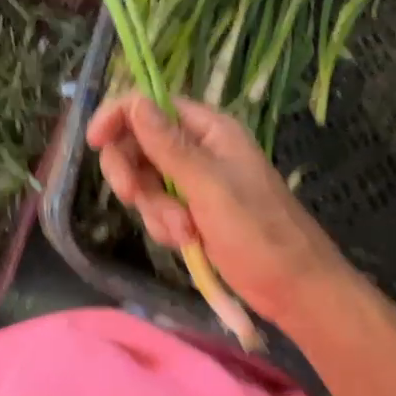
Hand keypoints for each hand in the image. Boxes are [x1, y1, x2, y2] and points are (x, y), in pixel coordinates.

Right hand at [87, 92, 351, 328]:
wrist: (299, 294)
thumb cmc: (261, 233)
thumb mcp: (210, 187)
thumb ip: (168, 145)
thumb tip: (135, 101)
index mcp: (208, 129)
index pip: (148, 105)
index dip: (118, 118)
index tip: (95, 143)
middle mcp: (198, 148)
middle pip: (137, 143)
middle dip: (133, 174)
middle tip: (132, 197)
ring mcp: (194, 181)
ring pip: (143, 179)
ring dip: (153, 208)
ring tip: (182, 232)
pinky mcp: (192, 211)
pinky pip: (156, 207)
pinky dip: (163, 225)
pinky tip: (186, 243)